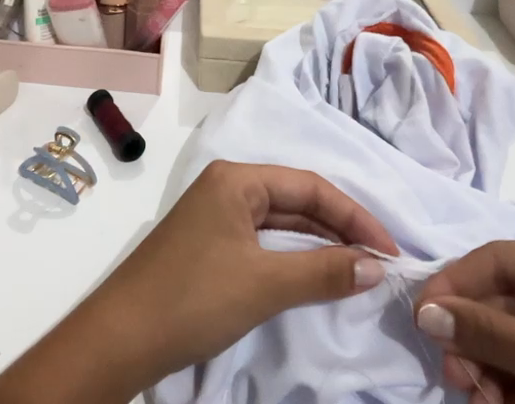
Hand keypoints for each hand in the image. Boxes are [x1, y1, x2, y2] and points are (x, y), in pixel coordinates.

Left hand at [0, 163, 395, 403]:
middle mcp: (226, 187)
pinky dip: (295, 257)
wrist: (123, 335)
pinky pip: (264, 241)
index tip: (391, 251)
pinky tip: (318, 275)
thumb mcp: (264, 284)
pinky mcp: (210, 244)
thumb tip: (376, 266)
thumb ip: (323, 271)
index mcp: (236, 179)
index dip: (355, 216)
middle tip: (382, 263)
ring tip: (361, 269)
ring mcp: (216, 216)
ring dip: (320, 244)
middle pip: (297, 200)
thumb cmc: (194, 297)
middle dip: (341, 229)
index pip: (310, 186)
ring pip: (281, 222)